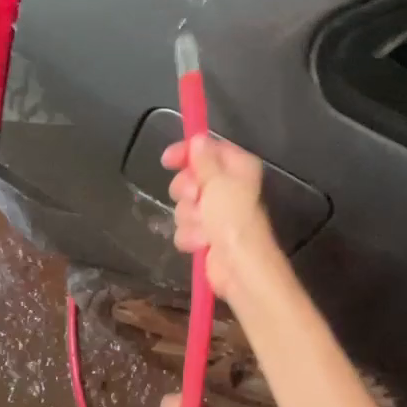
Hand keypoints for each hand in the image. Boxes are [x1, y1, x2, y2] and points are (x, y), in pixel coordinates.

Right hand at [163, 136, 279, 301]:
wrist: (238, 266)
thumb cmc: (233, 219)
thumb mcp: (217, 182)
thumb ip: (204, 160)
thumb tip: (198, 139)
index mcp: (237, 169)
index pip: (207, 149)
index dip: (187, 152)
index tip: (168, 159)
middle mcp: (227, 188)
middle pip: (191, 177)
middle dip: (186, 190)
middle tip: (195, 197)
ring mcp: (215, 213)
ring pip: (184, 204)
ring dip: (189, 217)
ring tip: (204, 228)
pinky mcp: (205, 235)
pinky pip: (185, 227)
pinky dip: (191, 235)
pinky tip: (201, 243)